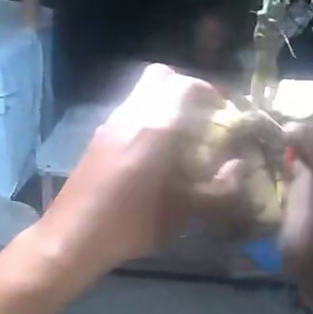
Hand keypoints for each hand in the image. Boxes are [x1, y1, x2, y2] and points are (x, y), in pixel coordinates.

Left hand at [36, 65, 235, 279]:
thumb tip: (239, 166)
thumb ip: (219, 187)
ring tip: (181, 138)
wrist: (73, 236)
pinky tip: (154, 153)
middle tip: (202, 116)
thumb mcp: (185, 212)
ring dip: (164, 104)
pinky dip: (146, 118)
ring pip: (140, 94)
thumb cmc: (133, 223)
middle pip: (159, 77)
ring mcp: (109, 125)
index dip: (210, 91)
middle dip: (185, 89)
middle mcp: (130, 115)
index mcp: (155, 126)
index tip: (224, 112)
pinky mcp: (96, 139)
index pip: (185, 84)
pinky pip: (127, 113)